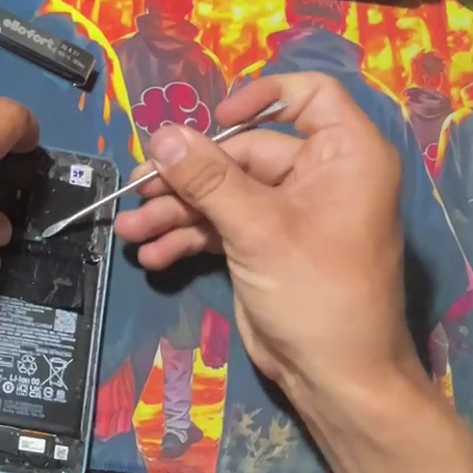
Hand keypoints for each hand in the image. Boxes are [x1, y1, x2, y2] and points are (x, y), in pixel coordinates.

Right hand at [114, 73, 421, 406]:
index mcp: (342, 156)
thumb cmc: (316, 291)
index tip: (213, 120)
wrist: (333, 374)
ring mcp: (284, 213)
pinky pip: (216, 227)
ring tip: (130, 229)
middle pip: (240, 154)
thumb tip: (161, 135)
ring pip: (219, 194)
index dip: (259, 99)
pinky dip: (185, 239)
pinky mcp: (259, 245)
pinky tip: (152, 255)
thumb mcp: (258, 229)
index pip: (307, 97)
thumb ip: (206, 178)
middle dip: (186, 177)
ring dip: (174, 213)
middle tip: (138, 189)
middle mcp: (315, 177)